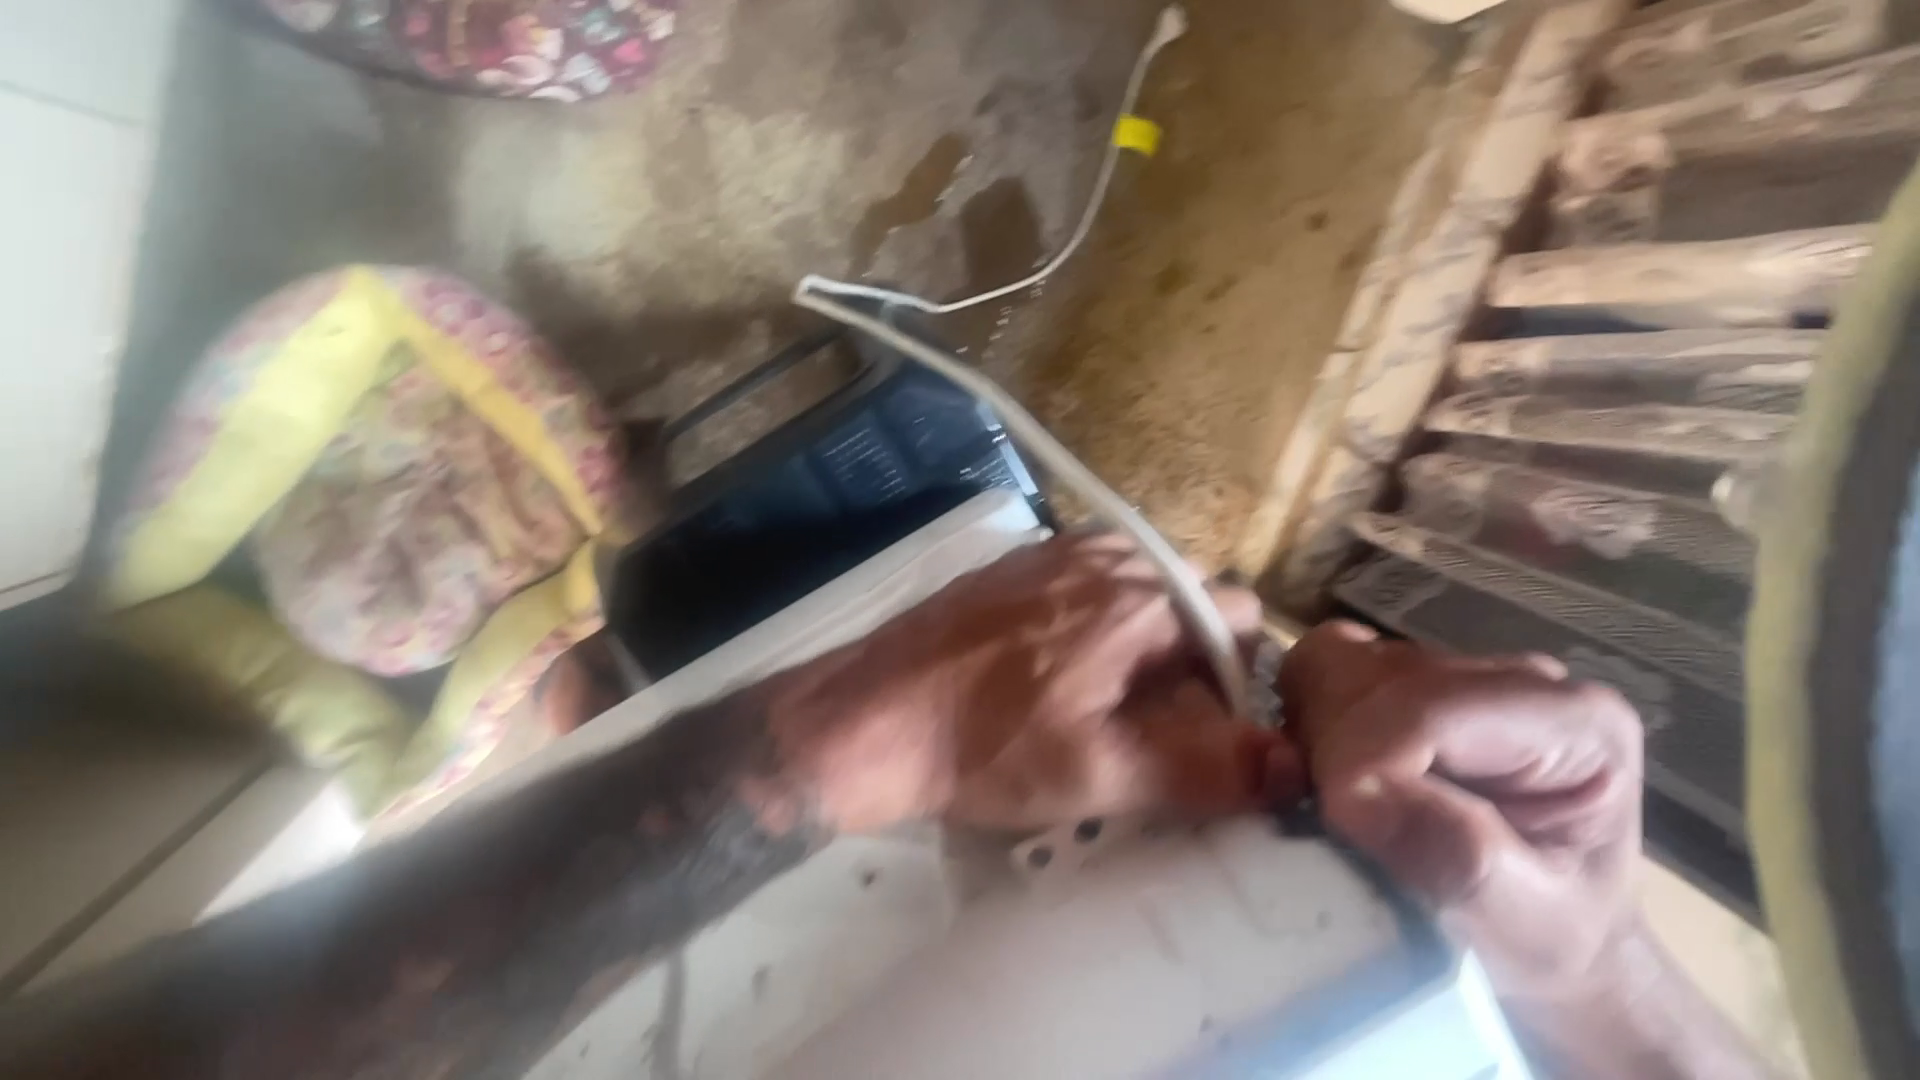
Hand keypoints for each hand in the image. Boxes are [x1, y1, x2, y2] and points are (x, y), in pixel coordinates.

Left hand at [777, 532, 1304, 831]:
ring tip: (1095, 695)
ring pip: (1135, 586)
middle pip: (1186, 599)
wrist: (871, 715)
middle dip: (1184, 656)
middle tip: (1140, 717)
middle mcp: (1103, 555)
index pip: (1236, 617)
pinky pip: (1084, 579)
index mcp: (1137, 600)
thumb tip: (1291, 766)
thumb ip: (1205, 769)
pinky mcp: (1012, 563)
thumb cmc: (984, 747)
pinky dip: (1093, 616)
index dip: (1232, 678)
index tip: (1193, 725)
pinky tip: (1049, 665)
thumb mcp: (1099, 773)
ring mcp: (1050, 552)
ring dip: (1137, 635)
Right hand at [1278, 621, 1643, 998]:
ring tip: (1333, 802)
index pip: (1427, 707)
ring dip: (1308, 733)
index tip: (1336, 826)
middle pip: (1368, 673)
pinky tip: (1325, 772)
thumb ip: (1456, 859)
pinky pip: (1316, 671)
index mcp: (1571, 721)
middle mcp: (1507, 675)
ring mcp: (1448, 669)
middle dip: (1330, 747)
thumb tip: (1353, 795)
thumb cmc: (1550, 939)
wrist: (1548, 938)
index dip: (1360, 761)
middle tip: (1337, 824)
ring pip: (1332, 663)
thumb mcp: (1528, 926)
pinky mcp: (1398, 676)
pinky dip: (1300, 719)